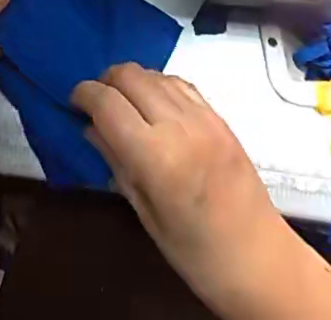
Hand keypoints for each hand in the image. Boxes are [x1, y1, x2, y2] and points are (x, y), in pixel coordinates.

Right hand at [72, 65, 292, 307]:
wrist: (257, 256)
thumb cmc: (195, 252)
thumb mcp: (145, 214)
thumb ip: (116, 164)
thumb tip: (90, 129)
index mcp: (156, 156)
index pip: (108, 103)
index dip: (84, 94)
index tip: (73, 101)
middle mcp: (179, 124)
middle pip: (131, 75)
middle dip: (106, 81)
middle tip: (94, 101)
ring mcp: (203, 115)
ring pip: (155, 73)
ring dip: (132, 79)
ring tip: (121, 101)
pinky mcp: (219, 115)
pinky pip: (181, 83)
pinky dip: (159, 84)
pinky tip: (152, 100)